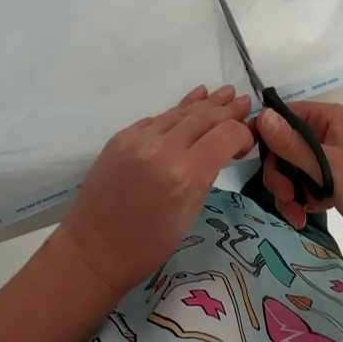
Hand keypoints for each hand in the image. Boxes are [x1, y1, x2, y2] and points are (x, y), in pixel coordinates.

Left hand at [55, 85, 254, 295]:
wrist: (93, 249)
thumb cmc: (147, 245)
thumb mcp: (189, 215)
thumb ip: (207, 175)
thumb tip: (224, 148)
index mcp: (185, 175)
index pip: (225, 135)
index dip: (242, 133)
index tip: (249, 138)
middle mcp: (163, 149)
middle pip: (205, 118)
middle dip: (228, 110)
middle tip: (244, 101)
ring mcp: (139, 139)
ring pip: (181, 112)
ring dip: (206, 103)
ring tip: (225, 92)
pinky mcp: (122, 136)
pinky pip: (158, 119)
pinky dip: (178, 111)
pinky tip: (194, 100)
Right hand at [257, 101, 342, 252]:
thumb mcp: (325, 166)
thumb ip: (291, 144)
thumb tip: (261, 115)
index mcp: (328, 118)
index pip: (284, 115)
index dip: (267, 135)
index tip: (254, 159)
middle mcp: (327, 132)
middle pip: (284, 146)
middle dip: (280, 174)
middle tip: (286, 195)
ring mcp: (329, 157)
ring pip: (291, 168)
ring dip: (288, 192)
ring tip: (297, 214)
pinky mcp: (331, 179)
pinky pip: (303, 184)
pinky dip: (300, 200)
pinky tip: (305, 216)